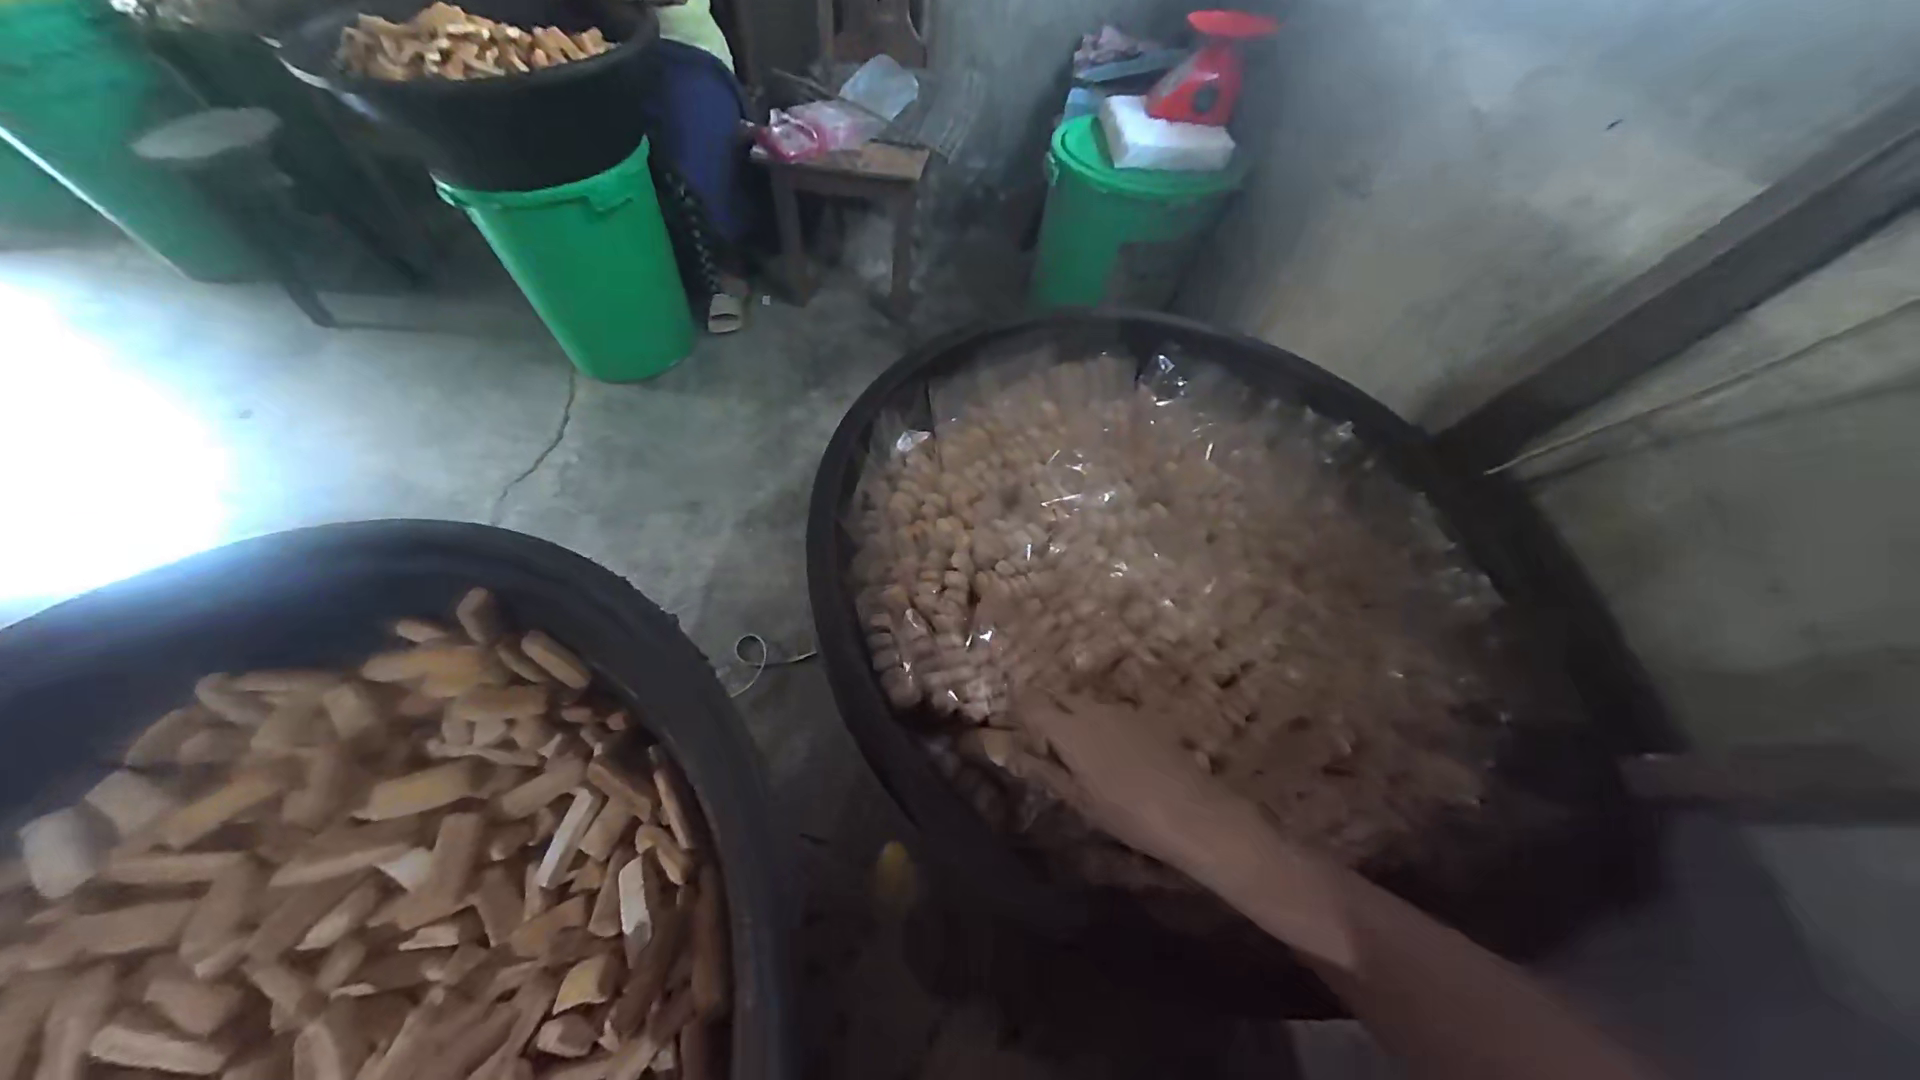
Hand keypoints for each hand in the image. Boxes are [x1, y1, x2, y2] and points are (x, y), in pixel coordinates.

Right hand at [1008, 691, 1258, 875]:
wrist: (1193, 812)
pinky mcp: (1146, 716)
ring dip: (1076, 718)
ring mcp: (1123, 709)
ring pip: (1086, 703)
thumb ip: (1045, 770)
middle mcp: (1093, 708)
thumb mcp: (1079, 799)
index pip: (1031, 701)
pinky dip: (1102, 724)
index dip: (1020, 710)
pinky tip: (1116, 756)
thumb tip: (1016, 752)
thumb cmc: (1127, 813)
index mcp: (1069, 728)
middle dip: (1048, 712)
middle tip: (1048, 746)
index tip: (1019, 731)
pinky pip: (1112, 712)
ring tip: (1083, 755)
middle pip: (1059, 696)